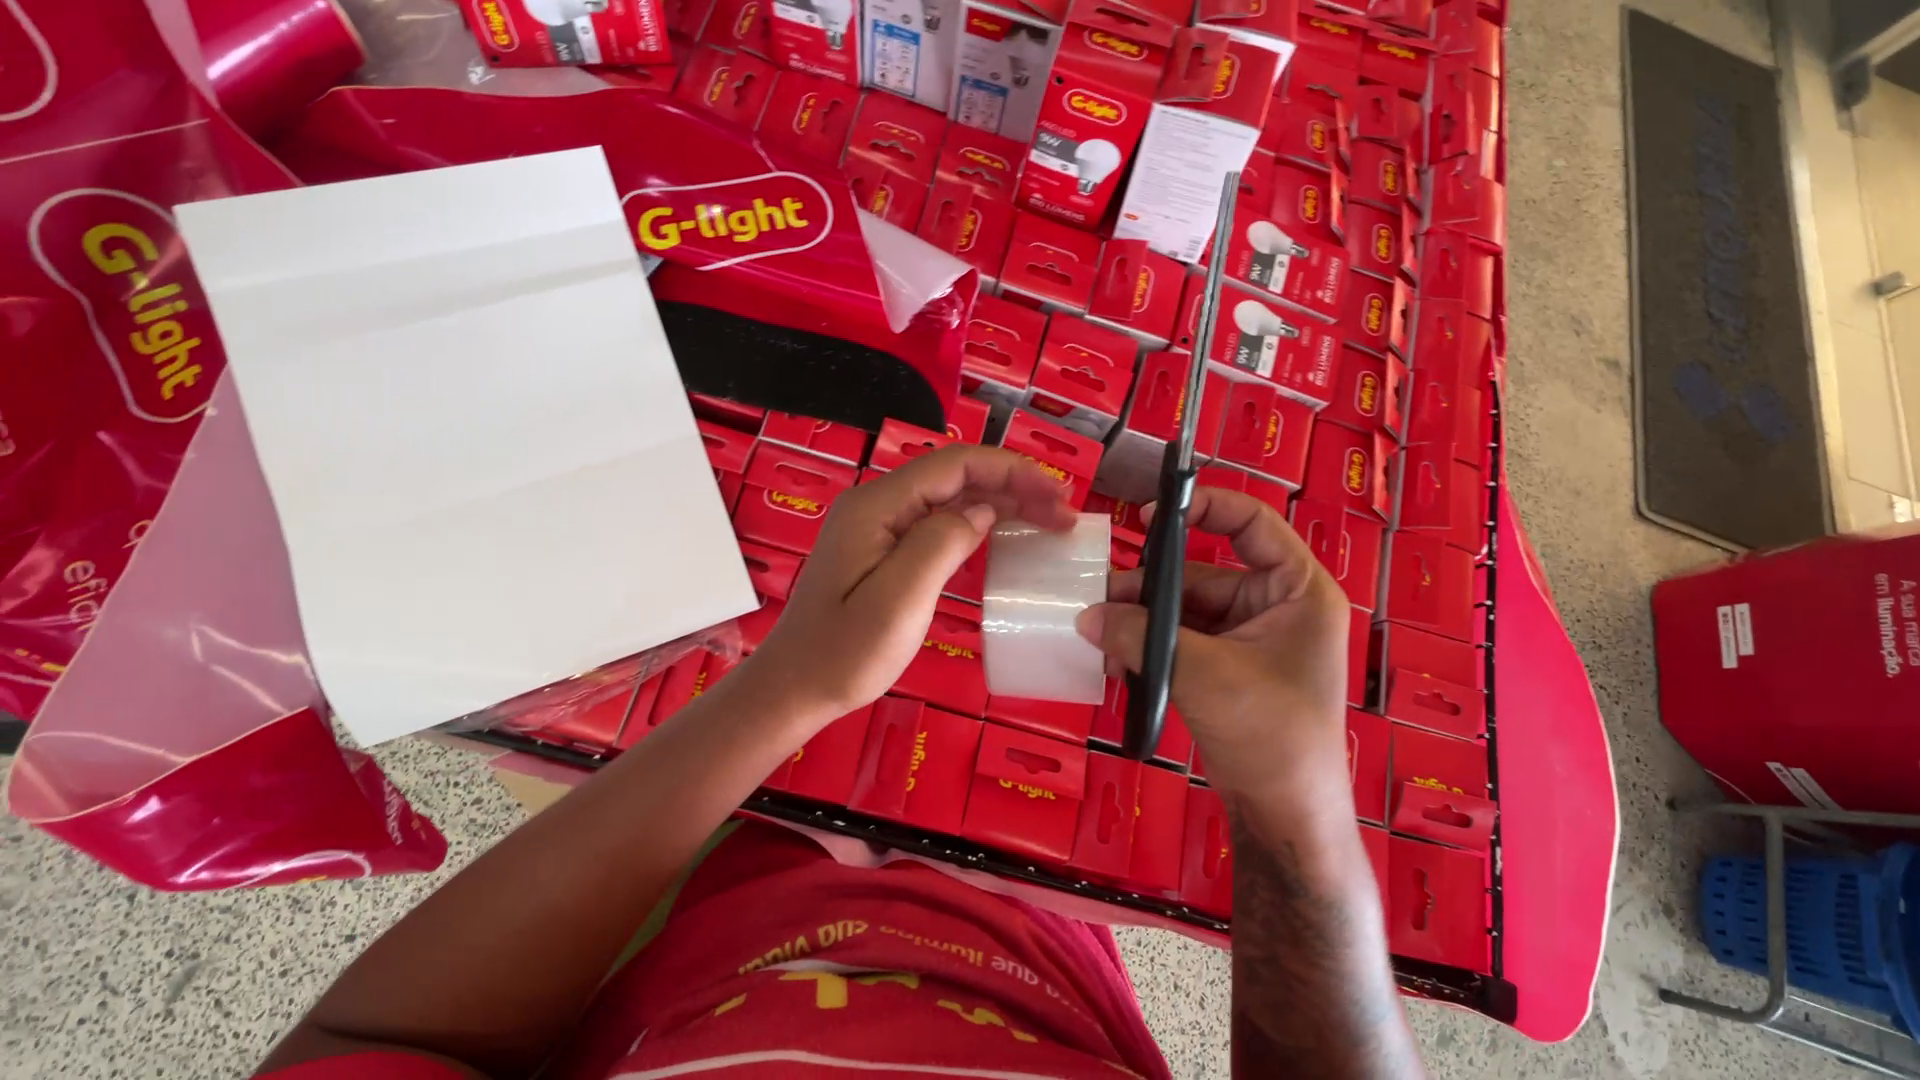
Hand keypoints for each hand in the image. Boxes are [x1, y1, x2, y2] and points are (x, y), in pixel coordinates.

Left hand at [746, 444, 1074, 721]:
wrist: (795, 688)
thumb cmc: (844, 652)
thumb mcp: (899, 600)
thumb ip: (942, 544)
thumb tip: (982, 513)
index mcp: (878, 506)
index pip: (955, 465)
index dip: (1012, 472)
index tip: (1058, 495)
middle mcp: (878, 505)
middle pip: (956, 477)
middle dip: (1014, 487)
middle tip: (1065, 515)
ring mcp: (878, 528)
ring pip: (950, 499)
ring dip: (1001, 505)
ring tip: (1048, 522)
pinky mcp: (883, 552)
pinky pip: (938, 525)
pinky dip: (977, 527)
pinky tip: (1004, 539)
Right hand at [1075, 487, 1349, 800]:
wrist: (1284, 814)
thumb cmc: (1268, 733)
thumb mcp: (1204, 675)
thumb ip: (1143, 637)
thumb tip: (1087, 615)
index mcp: (1299, 590)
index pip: (1253, 523)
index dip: (1204, 506)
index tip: (1150, 515)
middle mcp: (1278, 605)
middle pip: (1206, 571)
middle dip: (1152, 583)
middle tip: (1102, 591)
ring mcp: (1251, 638)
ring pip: (1187, 608)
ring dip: (1144, 617)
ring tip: (1099, 628)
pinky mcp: (1227, 667)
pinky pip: (1183, 639)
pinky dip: (1150, 643)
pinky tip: (1114, 654)